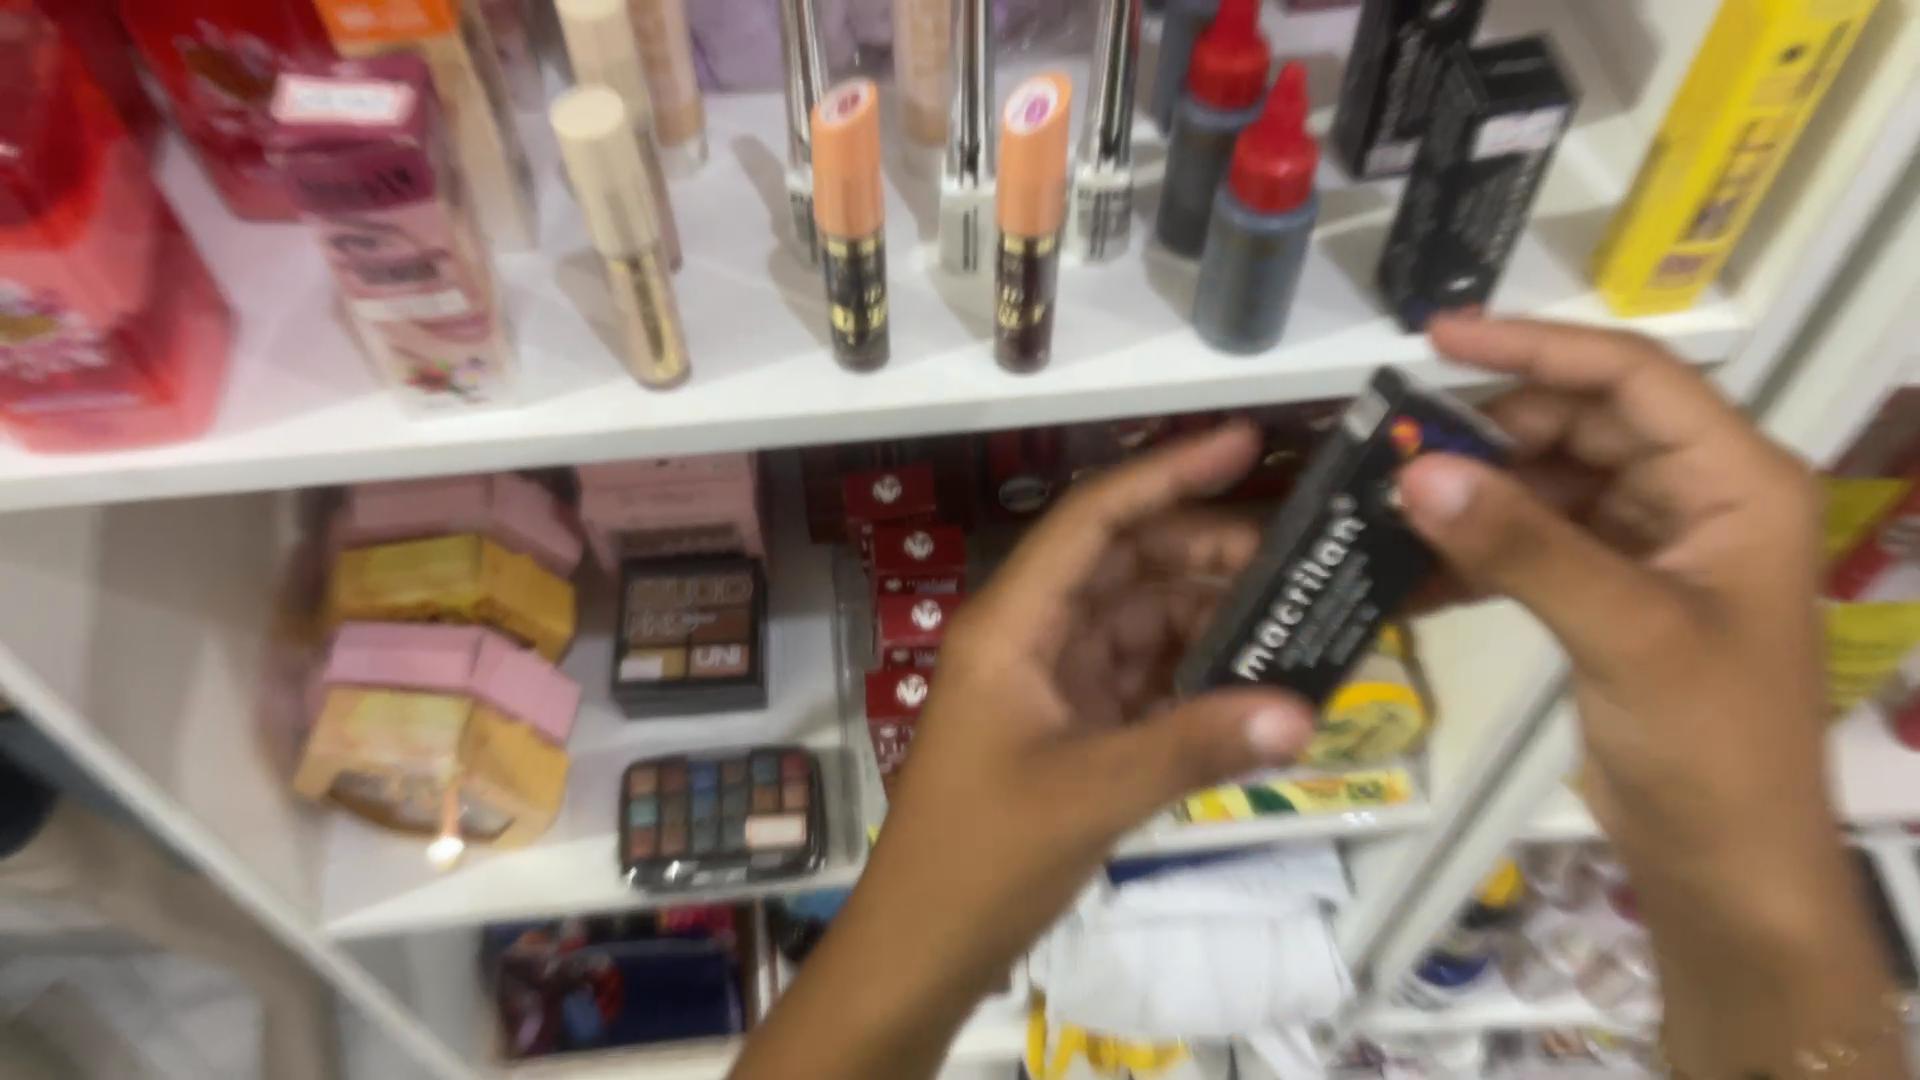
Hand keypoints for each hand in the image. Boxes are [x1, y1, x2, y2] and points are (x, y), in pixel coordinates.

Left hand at [861, 425, 1316, 998]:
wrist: (925, 936)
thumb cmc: (982, 855)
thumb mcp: (1090, 795)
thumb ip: (1194, 747)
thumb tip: (1303, 713)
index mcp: (1013, 623)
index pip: (1092, 521)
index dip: (1164, 474)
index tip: (1242, 444)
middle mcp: (1029, 632)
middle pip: (1122, 561)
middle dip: (1202, 549)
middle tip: (1294, 557)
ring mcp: (1049, 676)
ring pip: (1134, 615)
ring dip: (1203, 611)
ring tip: (1289, 615)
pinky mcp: (1068, 718)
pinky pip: (1137, 669)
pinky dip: (1189, 667)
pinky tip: (1250, 675)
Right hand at [1395, 316, 1836, 893]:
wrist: (1720, 851)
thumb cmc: (1710, 738)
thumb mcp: (1621, 629)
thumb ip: (1522, 546)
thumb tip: (1417, 473)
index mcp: (1731, 482)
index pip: (1628, 379)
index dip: (1533, 348)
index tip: (1438, 339)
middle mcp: (1686, 497)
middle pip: (1573, 426)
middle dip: (1484, 432)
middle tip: (1394, 447)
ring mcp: (1639, 543)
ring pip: (1539, 484)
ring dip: (1467, 494)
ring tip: (1388, 504)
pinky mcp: (1596, 586)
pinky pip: (1522, 542)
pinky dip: (1467, 550)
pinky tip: (1410, 570)